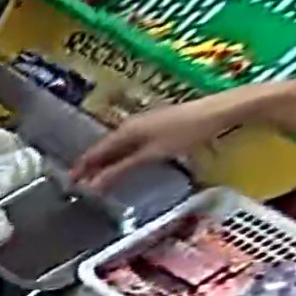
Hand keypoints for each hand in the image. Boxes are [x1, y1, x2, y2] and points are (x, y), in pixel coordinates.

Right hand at [70, 96, 241, 191]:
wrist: (226, 108)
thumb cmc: (187, 131)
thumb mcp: (150, 154)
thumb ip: (119, 170)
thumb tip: (90, 187)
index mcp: (123, 132)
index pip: (92, 153)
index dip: (79, 169)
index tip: (68, 184)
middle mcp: (129, 126)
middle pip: (102, 150)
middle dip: (90, 167)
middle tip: (80, 184)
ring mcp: (144, 124)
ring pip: (115, 147)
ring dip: (105, 163)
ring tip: (98, 178)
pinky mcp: (156, 126)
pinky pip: (128, 144)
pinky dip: (119, 156)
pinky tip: (121, 164)